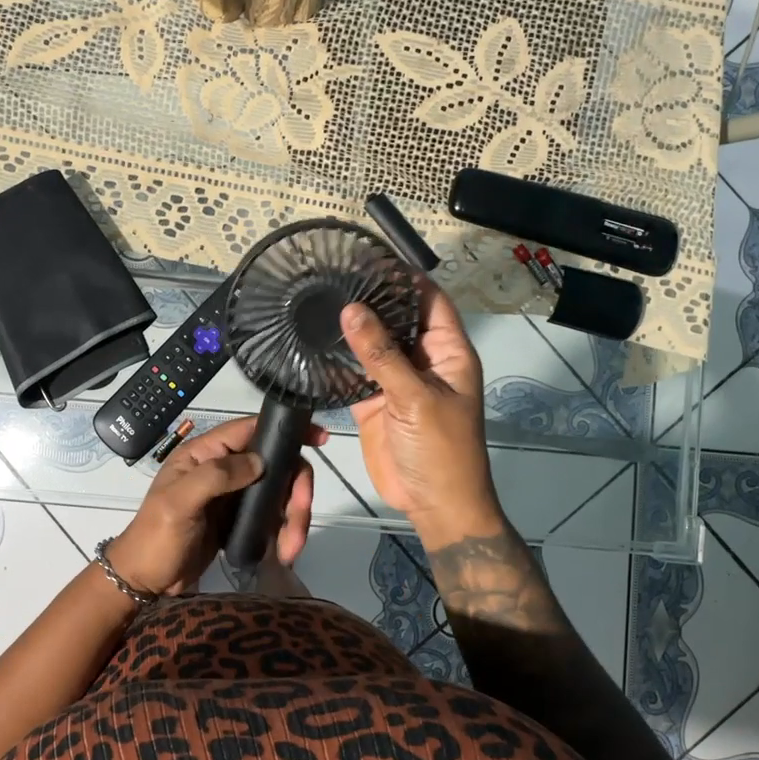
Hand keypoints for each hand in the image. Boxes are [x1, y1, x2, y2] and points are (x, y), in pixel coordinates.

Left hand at [106, 416, 324, 595]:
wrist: (144, 581)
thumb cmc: (156, 537)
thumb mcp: (179, 502)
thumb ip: (216, 476)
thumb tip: (260, 463)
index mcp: (203, 453)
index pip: (250, 430)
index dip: (284, 430)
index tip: (319, 438)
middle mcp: (221, 468)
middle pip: (274, 464)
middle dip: (295, 489)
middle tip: (301, 516)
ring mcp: (231, 495)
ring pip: (278, 493)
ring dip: (293, 517)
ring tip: (292, 547)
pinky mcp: (238, 521)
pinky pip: (271, 517)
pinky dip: (283, 531)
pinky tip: (284, 551)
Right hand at [340, 279, 502, 543]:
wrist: (434, 504)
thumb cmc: (442, 449)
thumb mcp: (416, 398)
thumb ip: (381, 355)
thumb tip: (352, 310)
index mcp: (447, 352)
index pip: (429, 301)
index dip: (405, 277)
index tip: (370, 256)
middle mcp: (422, 360)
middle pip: (396, 319)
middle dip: (371, 298)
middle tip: (332, 274)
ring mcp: (396, 381)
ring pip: (372, 345)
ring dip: (351, 328)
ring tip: (316, 299)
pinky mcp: (373, 402)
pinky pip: (354, 373)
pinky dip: (336, 360)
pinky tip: (312, 341)